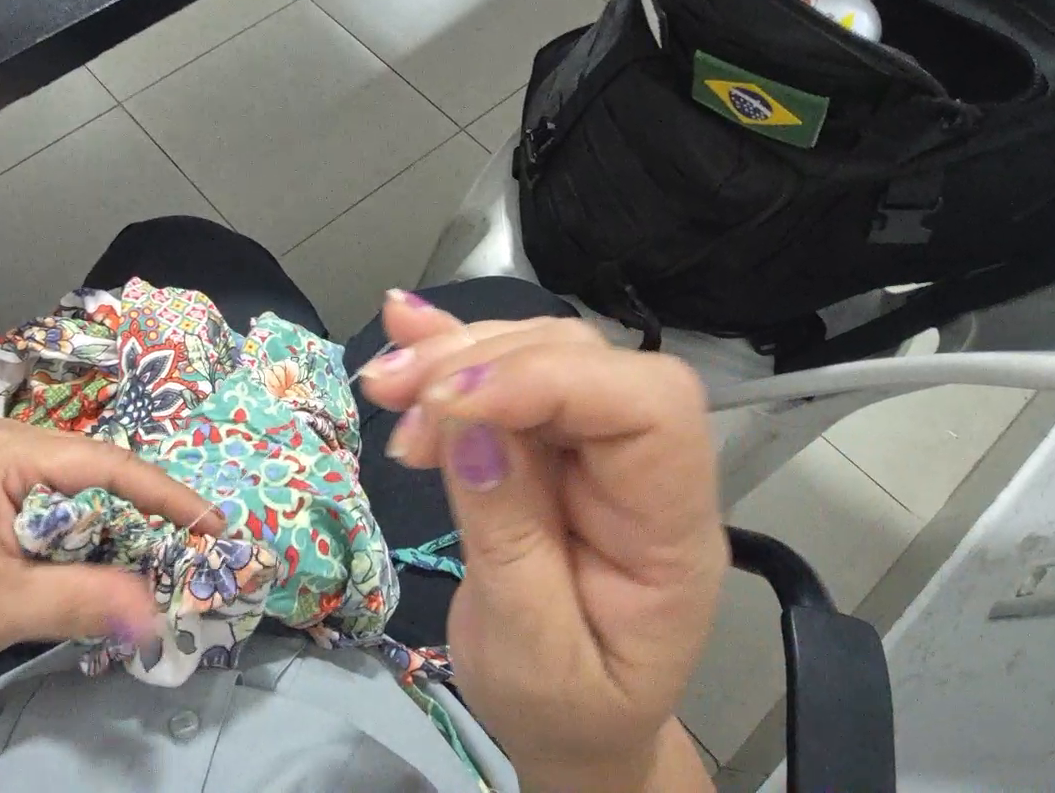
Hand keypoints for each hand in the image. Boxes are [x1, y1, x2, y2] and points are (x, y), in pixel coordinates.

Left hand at [0, 420, 219, 698]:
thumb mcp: (6, 606)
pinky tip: (127, 552)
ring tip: (178, 548)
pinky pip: (74, 500)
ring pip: (93, 485)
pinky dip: (104, 528)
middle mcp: (14, 442)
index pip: (105, 464)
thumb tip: (159, 612)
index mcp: (7, 452)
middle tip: (202, 543)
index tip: (214, 523)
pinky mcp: (12, 490)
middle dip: (152, 507)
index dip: (165, 494)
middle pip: (103, 469)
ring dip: (131, 519)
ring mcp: (12, 463)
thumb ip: (84, 600)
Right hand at [357, 293, 726, 790]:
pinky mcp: (545, 440)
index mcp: (672, 530)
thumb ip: (507, 535)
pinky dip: (451, 348)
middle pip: (581, 362)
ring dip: (452, 356)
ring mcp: (593, 448)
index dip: (549, 381)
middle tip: (390, 394)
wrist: (571, 728)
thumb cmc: (565, 708)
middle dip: (479, 362)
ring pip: (535, 353)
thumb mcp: (531, 650)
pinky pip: (503, 375)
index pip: (648, 410)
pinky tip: (405, 326)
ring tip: (382, 385)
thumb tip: (465, 424)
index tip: (446, 404)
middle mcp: (642, 468)